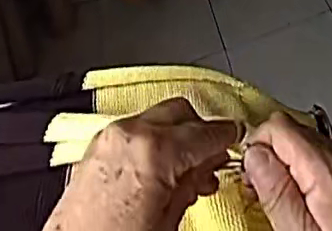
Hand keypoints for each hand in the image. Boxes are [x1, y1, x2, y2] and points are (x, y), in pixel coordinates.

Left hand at [43, 98, 241, 230]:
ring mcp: (111, 136)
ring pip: (158, 117)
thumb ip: (191, 186)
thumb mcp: (167, 224)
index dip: (226, 136)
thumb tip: (205, 168)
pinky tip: (160, 167)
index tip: (235, 138)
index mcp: (155, 151)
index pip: (204, 133)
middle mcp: (133, 133)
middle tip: (212, 157)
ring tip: (185, 169)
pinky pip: (136, 129)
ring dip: (176, 135)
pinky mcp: (96, 146)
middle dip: (200, 131)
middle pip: (182, 112)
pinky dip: (153, 140)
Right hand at [242, 114, 331, 230]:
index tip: (246, 177)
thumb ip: (278, 192)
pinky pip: (324, 167)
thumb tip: (255, 155)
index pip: (279, 125)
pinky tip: (304, 211)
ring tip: (280, 210)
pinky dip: (307, 180)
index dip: (256, 147)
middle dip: (270, 159)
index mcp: (328, 165)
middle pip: (294, 134)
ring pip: (308, 150)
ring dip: (288, 171)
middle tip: (258, 198)